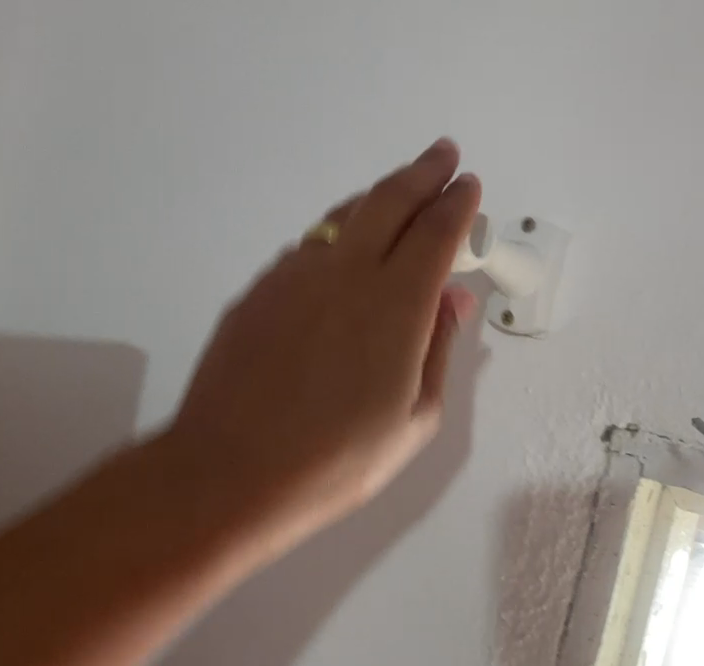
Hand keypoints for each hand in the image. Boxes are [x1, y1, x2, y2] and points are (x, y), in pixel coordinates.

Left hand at [164, 137, 480, 548]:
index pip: (436, 234)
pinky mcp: (259, 291)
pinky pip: (310, 245)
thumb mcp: (416, 418)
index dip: (457, 206)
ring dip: (379, 197)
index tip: (471, 187)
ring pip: (344, 217)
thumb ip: (439, 350)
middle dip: (423, 174)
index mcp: (397, 305)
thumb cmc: (341, 460)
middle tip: (444, 156)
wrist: (233, 471)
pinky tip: (346, 246)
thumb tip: (455, 300)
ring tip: (401, 191)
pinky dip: (340, 231)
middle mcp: (346, 272)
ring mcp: (294, 276)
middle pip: (389, 202)